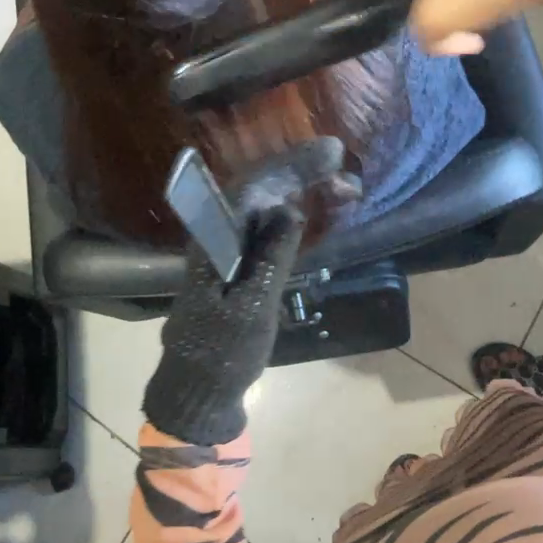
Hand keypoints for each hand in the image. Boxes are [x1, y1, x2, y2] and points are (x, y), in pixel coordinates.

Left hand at [141, 140, 343, 445]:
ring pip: (264, 202)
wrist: (198, 389)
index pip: (251, 186)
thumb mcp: (252, 309)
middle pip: (258, 187)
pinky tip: (320, 209)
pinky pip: (266, 224)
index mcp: (213, 239)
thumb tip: (289, 208)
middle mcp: (216, 234)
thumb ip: (271, 258)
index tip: (330, 154)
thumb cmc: (223, 353)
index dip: (289, 165)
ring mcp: (227, 247)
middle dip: (300, 171)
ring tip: (344, 187)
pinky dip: (295, 213)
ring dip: (301, 189)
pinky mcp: (238, 262)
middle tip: (342, 163)